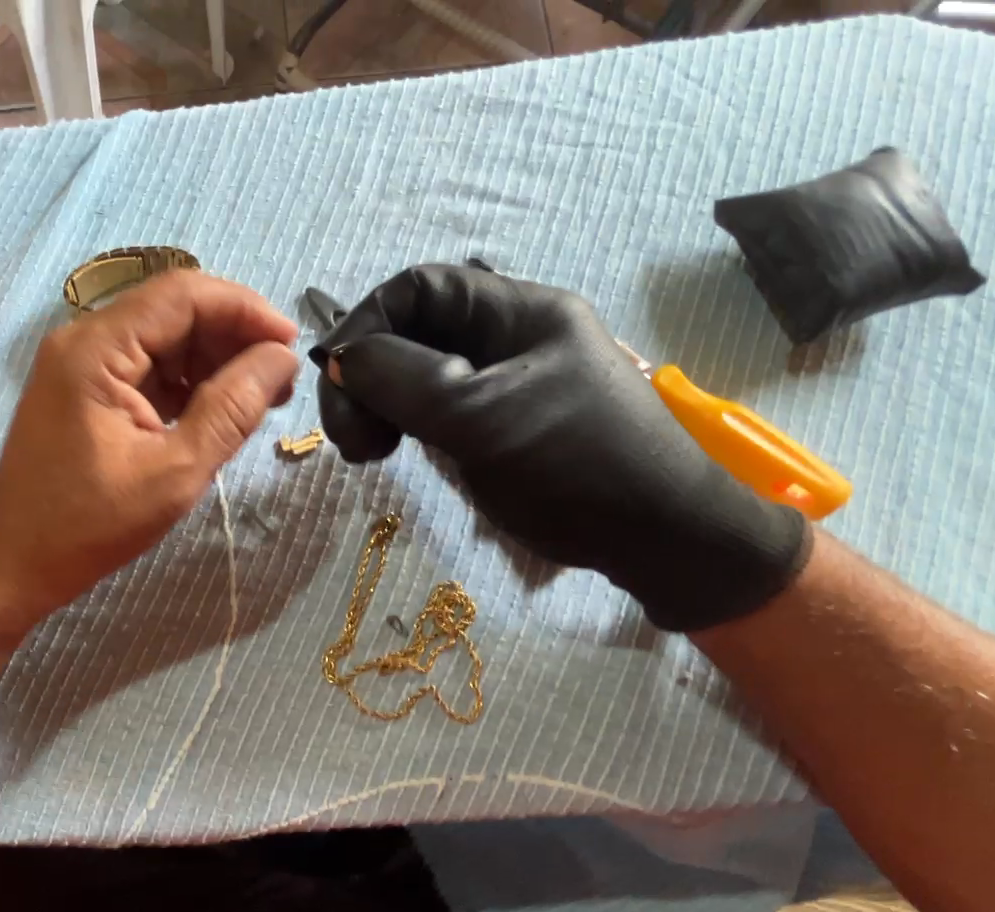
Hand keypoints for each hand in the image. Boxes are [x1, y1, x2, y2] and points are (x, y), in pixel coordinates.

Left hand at [0, 270, 298, 621]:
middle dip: (232, 339)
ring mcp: (80, 368)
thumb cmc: (90, 525)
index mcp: (95, 349)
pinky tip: (218, 414)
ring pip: (162, 342)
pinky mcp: (84, 394)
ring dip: (213, 364)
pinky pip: (145, 371)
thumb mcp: (174, 471)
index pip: (182, 294)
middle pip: (172, 312)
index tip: (291, 347)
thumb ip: (232, 408)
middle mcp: (83, 342)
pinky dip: (185, 386)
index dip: (245, 310)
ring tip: (258, 402)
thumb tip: (282, 358)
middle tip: (280, 382)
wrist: (15, 564)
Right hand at [315, 263, 808, 630]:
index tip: (337, 382)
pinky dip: (399, 425)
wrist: (657, 539)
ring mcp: (499, 384)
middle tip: (351, 438)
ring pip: (412, 374)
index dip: (366, 324)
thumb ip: (403, 379)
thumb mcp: (483, 417)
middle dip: (365, 376)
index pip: (419, 288)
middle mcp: (505, 339)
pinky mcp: (493, 425)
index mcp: (517, 312)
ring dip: (376, 404)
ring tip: (368, 452)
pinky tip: (391, 452)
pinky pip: (429, 408)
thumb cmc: (576, 467)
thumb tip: (339, 360)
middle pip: (409, 332)